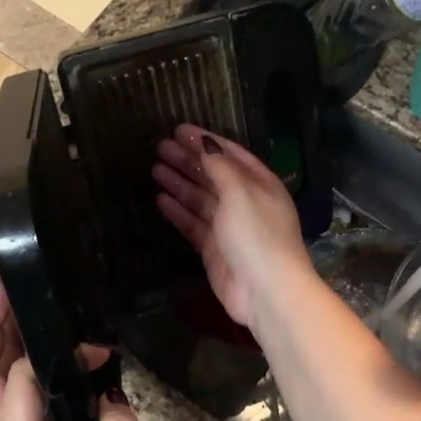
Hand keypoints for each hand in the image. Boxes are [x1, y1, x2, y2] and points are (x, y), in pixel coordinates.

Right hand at [152, 124, 315, 325]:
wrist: (266, 291)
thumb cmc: (257, 234)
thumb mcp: (240, 192)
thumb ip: (220, 167)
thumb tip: (206, 144)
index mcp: (261, 184)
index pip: (231, 154)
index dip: (206, 141)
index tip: (179, 130)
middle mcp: (247, 202)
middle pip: (214, 175)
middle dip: (189, 160)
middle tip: (159, 147)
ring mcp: (230, 227)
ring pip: (201, 198)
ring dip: (180, 183)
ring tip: (154, 168)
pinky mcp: (215, 249)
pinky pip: (194, 224)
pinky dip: (178, 211)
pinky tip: (160, 198)